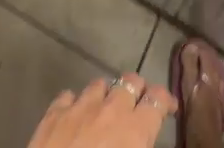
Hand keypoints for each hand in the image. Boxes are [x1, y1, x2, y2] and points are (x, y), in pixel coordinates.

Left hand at [26, 73, 176, 147]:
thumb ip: (142, 145)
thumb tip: (142, 142)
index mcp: (135, 129)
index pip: (157, 99)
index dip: (166, 100)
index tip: (169, 109)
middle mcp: (110, 109)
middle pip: (131, 81)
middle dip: (138, 90)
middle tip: (139, 107)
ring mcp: (80, 106)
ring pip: (100, 83)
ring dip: (107, 95)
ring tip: (107, 110)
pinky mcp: (54, 112)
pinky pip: (69, 95)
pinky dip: (76, 103)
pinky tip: (76, 116)